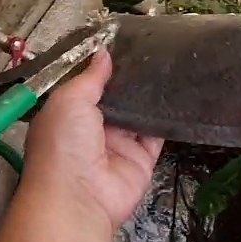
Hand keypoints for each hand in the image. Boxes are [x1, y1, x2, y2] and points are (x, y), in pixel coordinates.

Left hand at [21, 51, 163, 227]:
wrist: (78, 200)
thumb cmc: (63, 145)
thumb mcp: (69, 100)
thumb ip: (90, 77)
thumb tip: (103, 51)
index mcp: (68, 113)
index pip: (87, 85)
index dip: (101, 66)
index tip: (121, 41)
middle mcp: (92, 129)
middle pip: (115, 98)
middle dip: (129, 78)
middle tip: (150, 48)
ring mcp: (118, 145)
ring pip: (138, 114)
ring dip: (149, 95)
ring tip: (168, 63)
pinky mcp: (141, 159)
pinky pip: (157, 134)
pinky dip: (166, 118)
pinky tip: (177, 93)